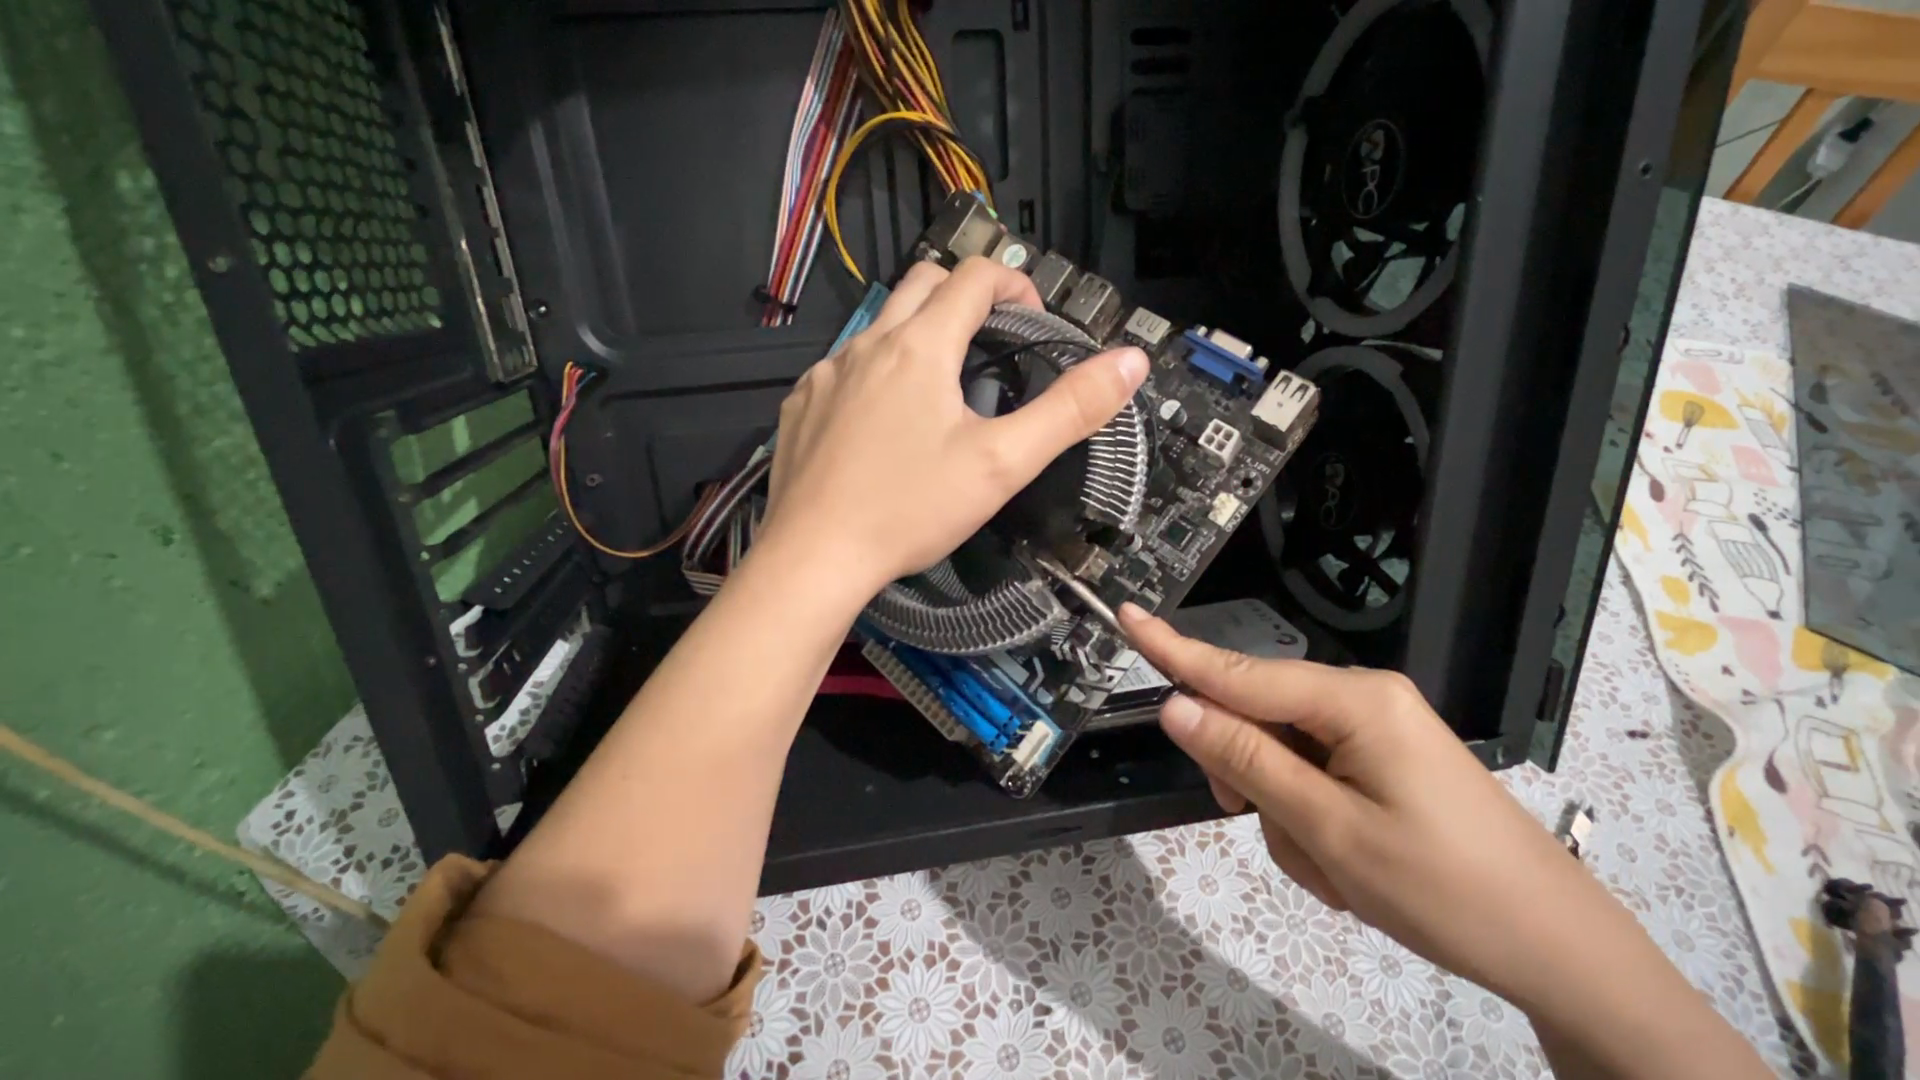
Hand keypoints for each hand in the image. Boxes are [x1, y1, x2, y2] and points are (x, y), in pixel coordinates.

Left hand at [762, 257, 1148, 593]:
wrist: (812, 557)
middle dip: (963, 293)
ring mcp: (826, 373)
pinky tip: (883, 422)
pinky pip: (844, 366)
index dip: (1012, 283)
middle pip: (922, 281)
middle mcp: (868, 345)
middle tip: (991, 337)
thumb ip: (1069, 411)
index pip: (973, 276)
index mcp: (920, 347)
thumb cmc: (909, 510)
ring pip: (879, 325)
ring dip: (917, 332)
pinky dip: (875, 371)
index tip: (1032, 317)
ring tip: (941, 385)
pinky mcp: (802, 405)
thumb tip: (1129, 362)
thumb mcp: (1002, 464)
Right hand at [1117, 604, 1626, 1002]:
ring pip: (1281, 761)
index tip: (1125, 616)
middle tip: (1278, 833)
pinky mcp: (1383, 764)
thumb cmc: (1442, 888)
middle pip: (1258, 719)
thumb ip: (1246, 759)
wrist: (1554, 946)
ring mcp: (1375, 733)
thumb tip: (1176, 705)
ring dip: (1286, 817)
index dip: (1175, 650)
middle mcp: (1362, 700)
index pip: (1239, 673)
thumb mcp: (1328, 829)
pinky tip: (1348, 866)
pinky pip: (1313, 780)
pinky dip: (1311, 824)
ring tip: (1335, 868)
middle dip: (1249, 777)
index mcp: (1354, 700)